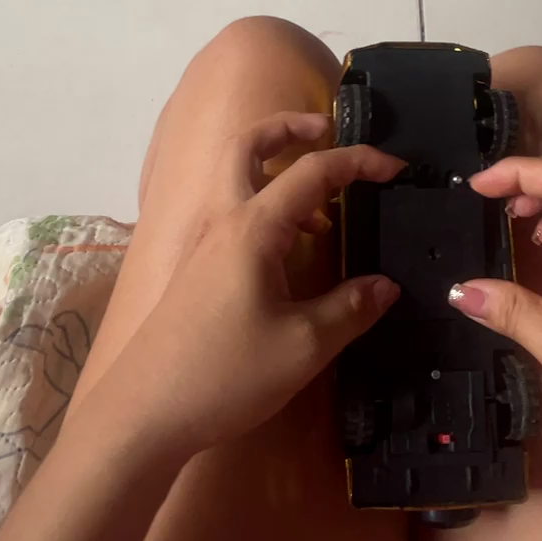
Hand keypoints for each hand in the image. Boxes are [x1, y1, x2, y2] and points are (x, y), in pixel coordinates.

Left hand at [89, 112, 404, 457]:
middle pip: (248, 144)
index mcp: (253, 227)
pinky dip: (265, 204)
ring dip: (276, 165)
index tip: (397, 168)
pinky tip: (292, 247)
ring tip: (322, 203)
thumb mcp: (304, 347)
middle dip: (288, 127)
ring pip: (235, 175)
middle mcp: (224, 219)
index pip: (313, 172)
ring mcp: (204, 240)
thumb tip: (387, 284)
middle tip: (326, 129)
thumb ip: (350, 308)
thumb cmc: (225, 374)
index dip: (359, 161)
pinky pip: (233, 210)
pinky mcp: (197, 264)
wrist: (144, 413)